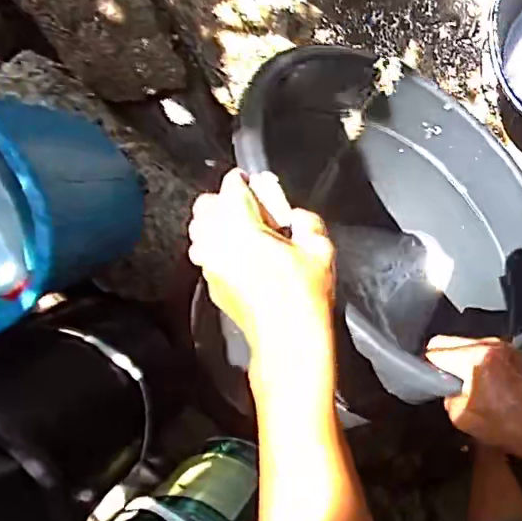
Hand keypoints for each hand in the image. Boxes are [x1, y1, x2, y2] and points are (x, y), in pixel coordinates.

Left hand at [189, 170, 335, 362]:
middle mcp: (216, 241)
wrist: (288, 338)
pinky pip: (207, 255)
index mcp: (240, 225)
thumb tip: (296, 216)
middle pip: (206, 204)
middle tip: (257, 211)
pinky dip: (220, 249)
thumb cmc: (302, 298)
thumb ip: (306, 220)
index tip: (263, 187)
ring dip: (221, 225)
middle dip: (228, 201)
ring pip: (201, 230)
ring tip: (249, 235)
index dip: (250, 182)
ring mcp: (210, 265)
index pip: (232, 185)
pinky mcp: (212, 284)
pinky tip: (245, 259)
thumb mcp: (320, 248)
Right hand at [424, 336, 521, 454]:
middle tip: (447, 381)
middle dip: (445, 359)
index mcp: (474, 359)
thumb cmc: (499, 424)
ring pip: (467, 343)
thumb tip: (445, 384)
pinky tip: (481, 379)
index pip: (437, 350)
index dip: (429, 364)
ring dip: (462, 358)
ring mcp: (502, 346)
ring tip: (467, 381)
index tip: (430, 376)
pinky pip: (483, 348)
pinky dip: (477, 359)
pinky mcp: (511, 351)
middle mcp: (489, 346)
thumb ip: (446, 394)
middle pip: (451, 341)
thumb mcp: (459, 415)